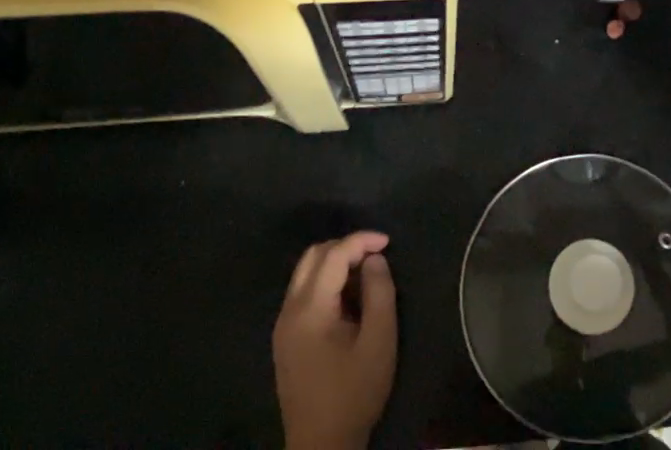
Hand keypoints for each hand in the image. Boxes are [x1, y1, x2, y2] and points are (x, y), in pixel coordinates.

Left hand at [273, 232, 397, 449]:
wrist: (321, 445)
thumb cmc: (354, 393)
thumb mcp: (379, 342)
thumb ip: (379, 294)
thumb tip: (374, 259)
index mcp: (310, 310)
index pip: (332, 256)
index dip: (360, 241)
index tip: (388, 242)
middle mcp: (289, 310)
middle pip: (312, 257)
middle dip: (345, 247)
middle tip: (376, 256)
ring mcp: (283, 325)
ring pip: (305, 274)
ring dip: (334, 264)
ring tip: (366, 276)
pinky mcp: (285, 339)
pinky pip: (303, 293)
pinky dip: (325, 283)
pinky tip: (348, 300)